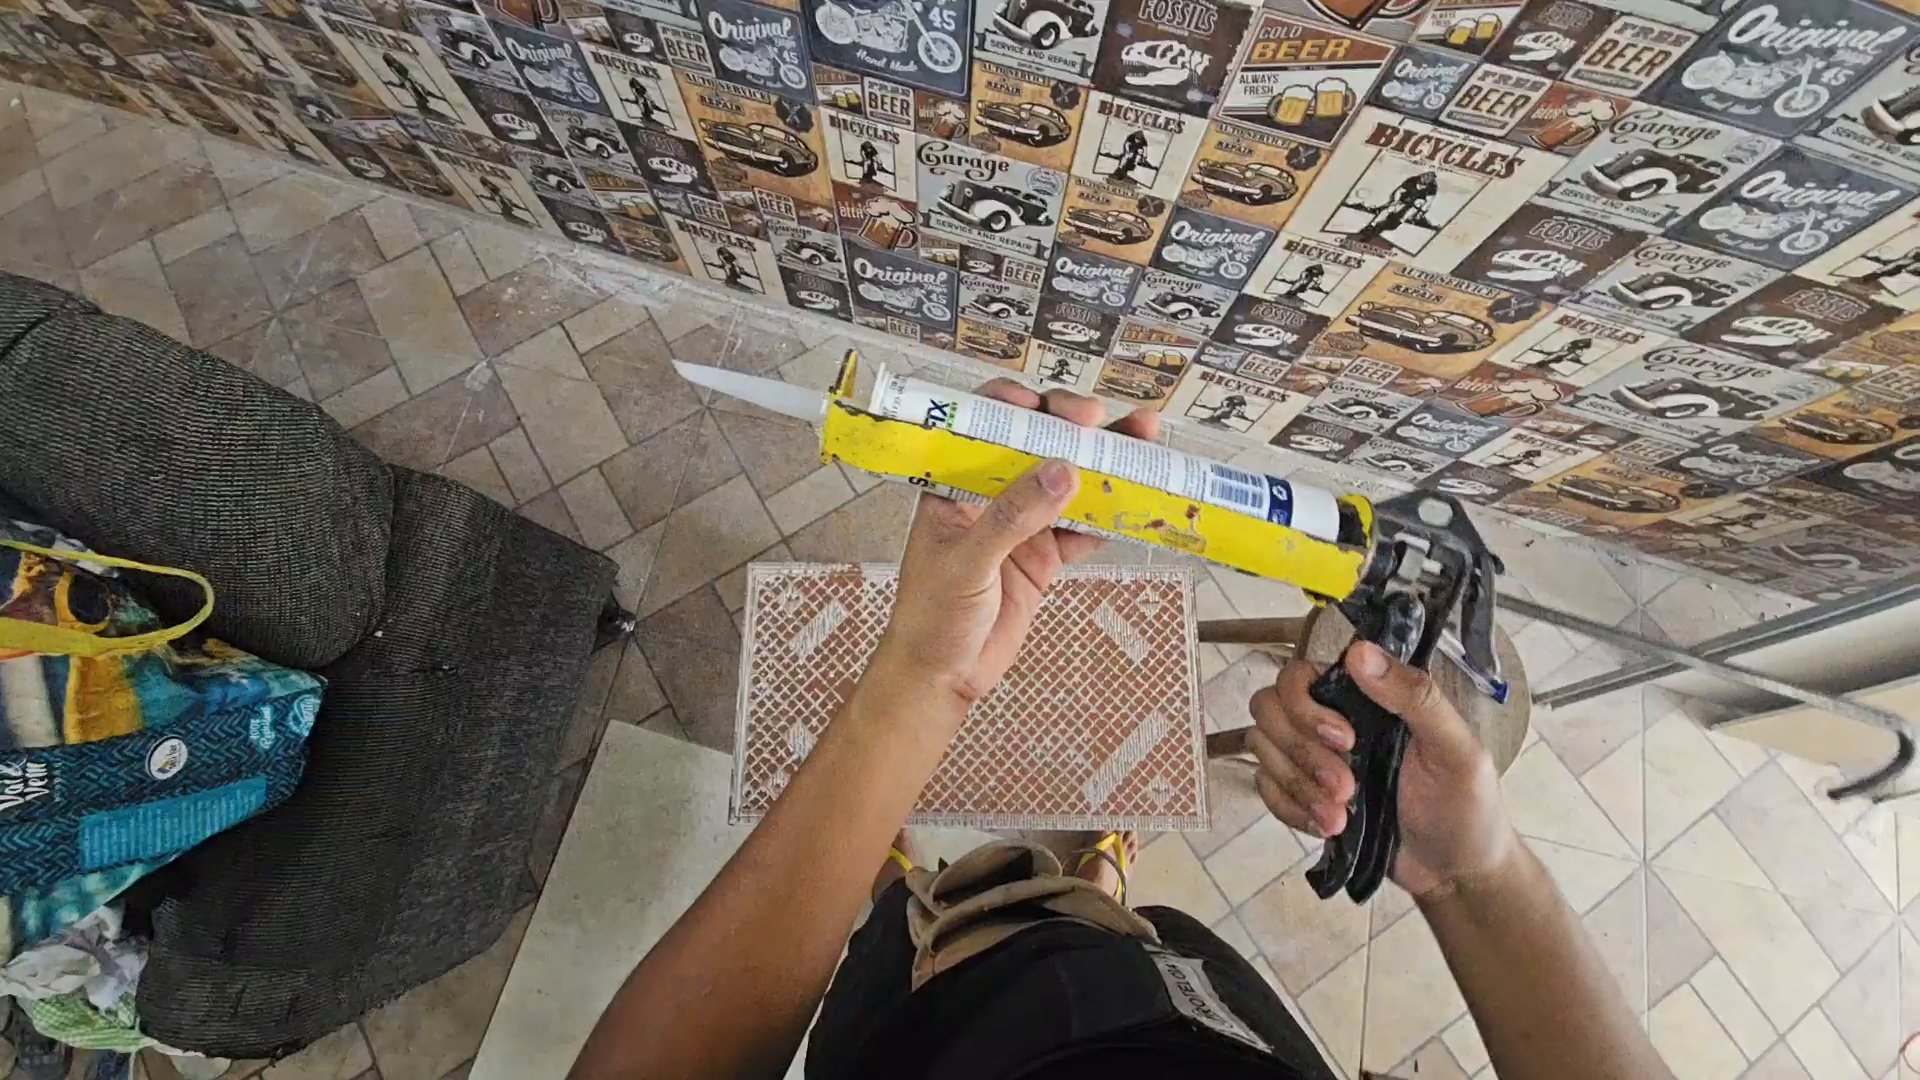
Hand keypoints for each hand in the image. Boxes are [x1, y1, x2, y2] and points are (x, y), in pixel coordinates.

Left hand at [871, 380, 1158, 715]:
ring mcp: (1022, 525)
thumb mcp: (967, 563)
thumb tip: (1063, 470)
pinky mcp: (1045, 556)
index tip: (1047, 405)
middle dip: (1071, 426)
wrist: (945, 676)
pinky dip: (1110, 516)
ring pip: (1067, 482)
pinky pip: (1083, 528)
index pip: (984, 426)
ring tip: (1145, 439)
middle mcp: (991, 495)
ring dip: (1104, 463)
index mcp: (956, 484)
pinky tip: (1139, 500)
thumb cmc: (933, 616)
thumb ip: (1012, 518)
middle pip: (1035, 445)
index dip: (1016, 405)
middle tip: (1102, 420)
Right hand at [1247, 642, 1518, 899]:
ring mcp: (1305, 756)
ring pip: (1260, 747)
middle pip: (1267, 708)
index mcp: (1358, 699)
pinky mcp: (1295, 792)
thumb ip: (1415, 697)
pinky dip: (1290, 808)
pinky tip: (1325, 826)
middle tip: (1345, 788)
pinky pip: (1264, 786)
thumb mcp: (1456, 751)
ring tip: (1340, 819)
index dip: (1305, 705)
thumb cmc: (1464, 807)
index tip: (1344, 740)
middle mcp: (1323, 719)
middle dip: (1301, 752)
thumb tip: (1361, 650)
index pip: (1297, 676)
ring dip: (1297, 785)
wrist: (1454, 875)